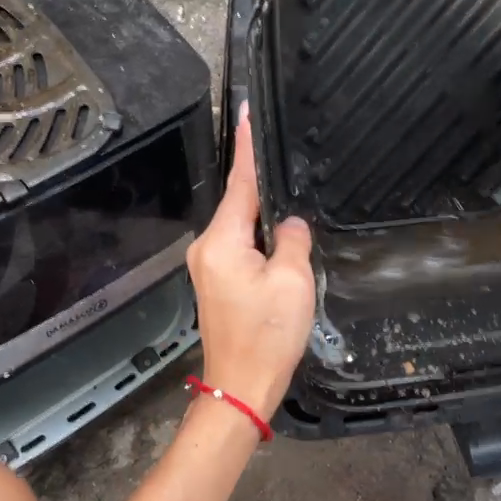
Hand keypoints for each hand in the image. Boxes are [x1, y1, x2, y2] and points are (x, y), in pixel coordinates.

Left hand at [185, 108, 315, 419]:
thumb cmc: (267, 336)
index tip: (247, 113)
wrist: (242, 386)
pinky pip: (240, 244)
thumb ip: (293, 239)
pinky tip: (280, 235)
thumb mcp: (292, 281)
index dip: (246, 147)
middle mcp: (207, 247)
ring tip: (291, 196)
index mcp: (222, 241)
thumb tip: (291, 223)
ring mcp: (208, 265)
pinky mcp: (216, 280)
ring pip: (241, 225)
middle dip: (261, 181)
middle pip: (239, 202)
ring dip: (264, 214)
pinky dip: (260, 236)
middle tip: (284, 152)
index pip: (239, 183)